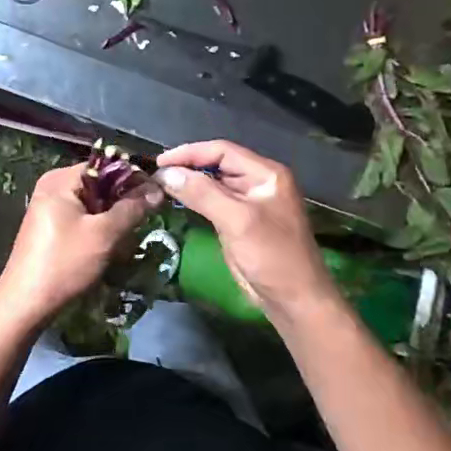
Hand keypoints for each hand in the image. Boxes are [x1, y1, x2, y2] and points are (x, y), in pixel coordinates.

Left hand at [0, 164, 160, 321]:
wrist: (25, 303)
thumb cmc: (64, 263)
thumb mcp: (104, 235)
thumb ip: (132, 209)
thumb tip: (158, 190)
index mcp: (60, 179)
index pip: (106, 165)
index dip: (133, 178)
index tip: (157, 195)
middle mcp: (52, 187)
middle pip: (99, 184)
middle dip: (123, 201)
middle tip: (146, 218)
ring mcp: (48, 208)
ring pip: (93, 204)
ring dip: (113, 218)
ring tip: (130, 236)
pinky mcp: (49, 228)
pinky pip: (81, 218)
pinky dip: (98, 228)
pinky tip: (110, 246)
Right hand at [156, 140, 336, 323]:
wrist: (294, 299)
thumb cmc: (272, 256)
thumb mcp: (237, 220)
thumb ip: (202, 193)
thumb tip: (166, 173)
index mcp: (266, 174)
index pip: (222, 151)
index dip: (189, 153)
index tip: (159, 163)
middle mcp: (258, 182)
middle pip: (217, 164)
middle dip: (187, 166)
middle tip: (156, 176)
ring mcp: (249, 203)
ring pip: (213, 183)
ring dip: (188, 183)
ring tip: (160, 185)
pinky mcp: (239, 222)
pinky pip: (213, 202)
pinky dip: (194, 199)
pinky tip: (176, 201)